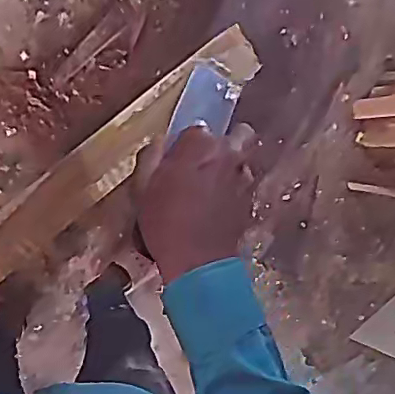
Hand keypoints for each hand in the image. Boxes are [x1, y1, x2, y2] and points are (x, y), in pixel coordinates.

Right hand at [137, 122, 257, 282]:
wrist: (198, 263)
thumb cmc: (165, 223)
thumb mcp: (142, 188)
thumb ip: (150, 157)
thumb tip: (160, 144)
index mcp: (201, 145)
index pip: (196, 130)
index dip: (185, 146)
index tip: (176, 162)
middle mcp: (230, 154)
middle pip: (235, 136)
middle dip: (221, 147)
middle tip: (202, 168)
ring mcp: (245, 178)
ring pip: (242, 161)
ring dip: (230, 169)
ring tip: (210, 192)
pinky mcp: (252, 200)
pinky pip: (243, 186)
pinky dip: (234, 192)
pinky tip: (217, 209)